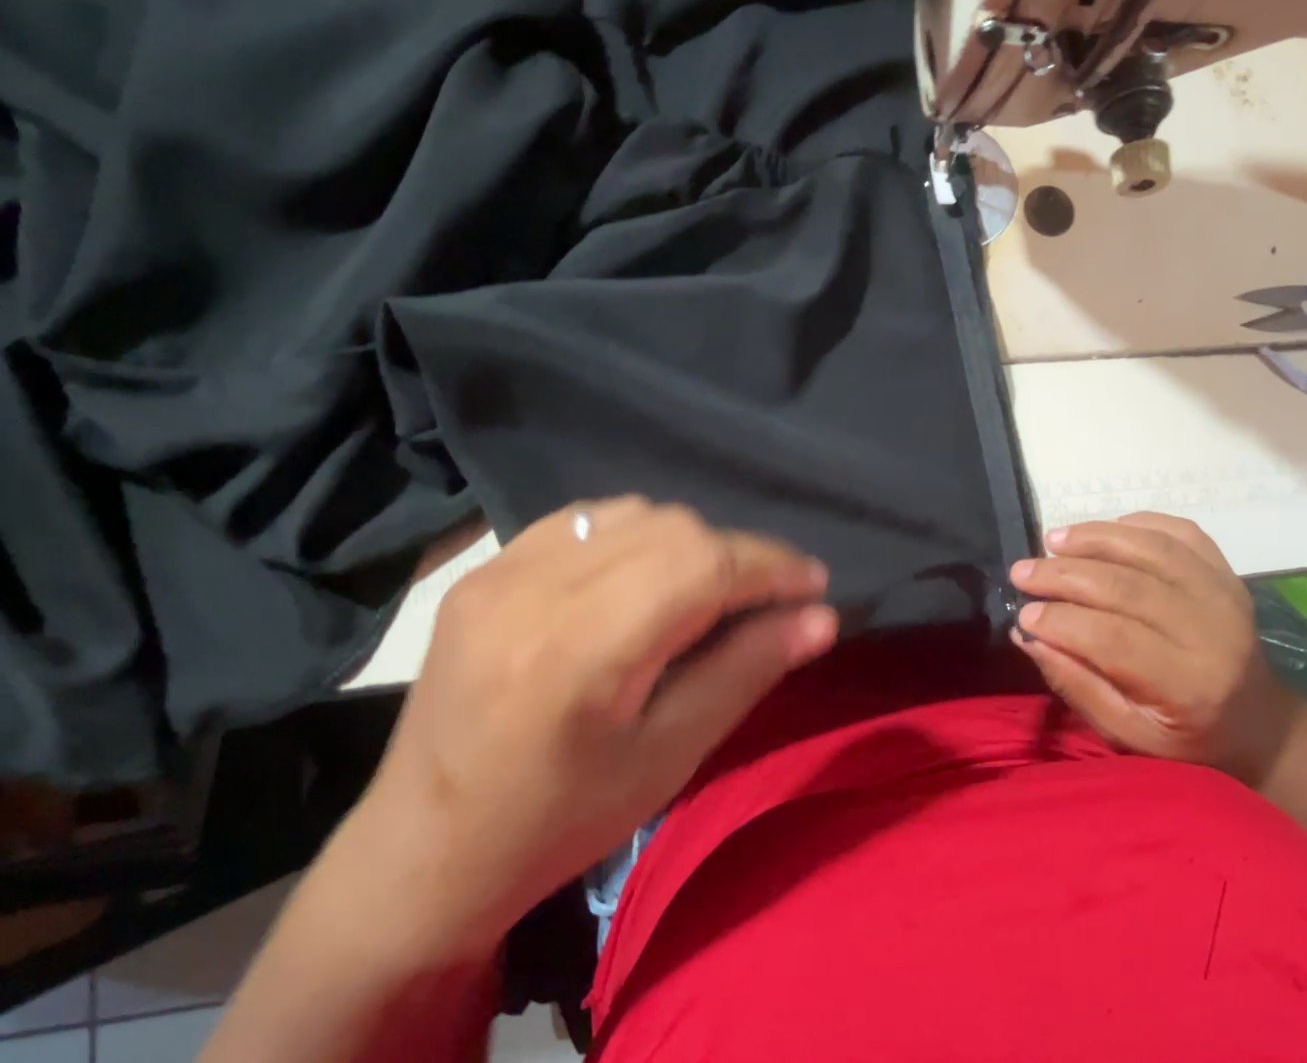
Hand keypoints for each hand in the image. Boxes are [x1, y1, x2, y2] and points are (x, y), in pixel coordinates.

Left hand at [355, 497, 837, 946]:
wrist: (427, 850)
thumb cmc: (562, 822)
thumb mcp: (669, 757)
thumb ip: (745, 672)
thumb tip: (821, 618)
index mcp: (581, 647)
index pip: (701, 564)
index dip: (771, 566)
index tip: (816, 587)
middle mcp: (534, 587)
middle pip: (671, 528)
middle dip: (737, 555)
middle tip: (770, 602)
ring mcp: (498, 572)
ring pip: (630, 514)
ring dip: (690, 543)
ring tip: (711, 594)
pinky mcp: (483, 573)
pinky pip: (583, 522)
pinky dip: (637, 538)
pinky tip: (647, 581)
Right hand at [1007, 512, 1299, 785]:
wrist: (1257, 723)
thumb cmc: (1185, 739)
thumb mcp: (1127, 734)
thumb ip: (1078, 685)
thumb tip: (1028, 635)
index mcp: (1190, 685)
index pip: (1115, 639)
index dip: (1064, 621)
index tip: (1024, 613)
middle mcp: (1213, 632)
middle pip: (1130, 586)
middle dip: (1066, 574)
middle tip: (1022, 571)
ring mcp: (1226, 594)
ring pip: (1153, 549)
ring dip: (1096, 538)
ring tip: (1052, 541)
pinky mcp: (1228, 573)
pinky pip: (1181, 532)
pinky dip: (1138, 525)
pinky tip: (1103, 532)